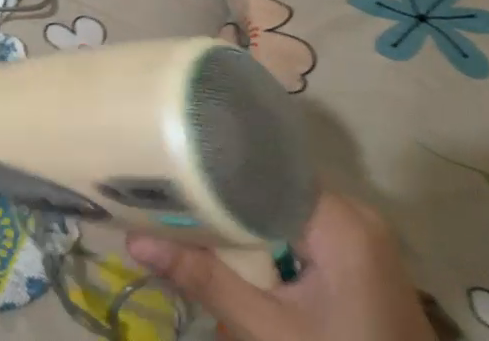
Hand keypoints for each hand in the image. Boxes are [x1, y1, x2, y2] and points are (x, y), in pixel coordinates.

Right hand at [126, 192, 437, 340]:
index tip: (157, 164)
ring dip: (229, 210)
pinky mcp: (353, 251)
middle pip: (262, 182)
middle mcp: (351, 212)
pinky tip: (219, 237)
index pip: (256, 168)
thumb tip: (132, 240)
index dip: (204, 166)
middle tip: (153, 186)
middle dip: (209, 189)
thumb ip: (206, 282)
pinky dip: (254, 228)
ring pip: (273, 201)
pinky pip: (290, 220)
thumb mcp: (272, 330)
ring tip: (174, 206)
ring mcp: (356, 231)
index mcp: (338, 220)